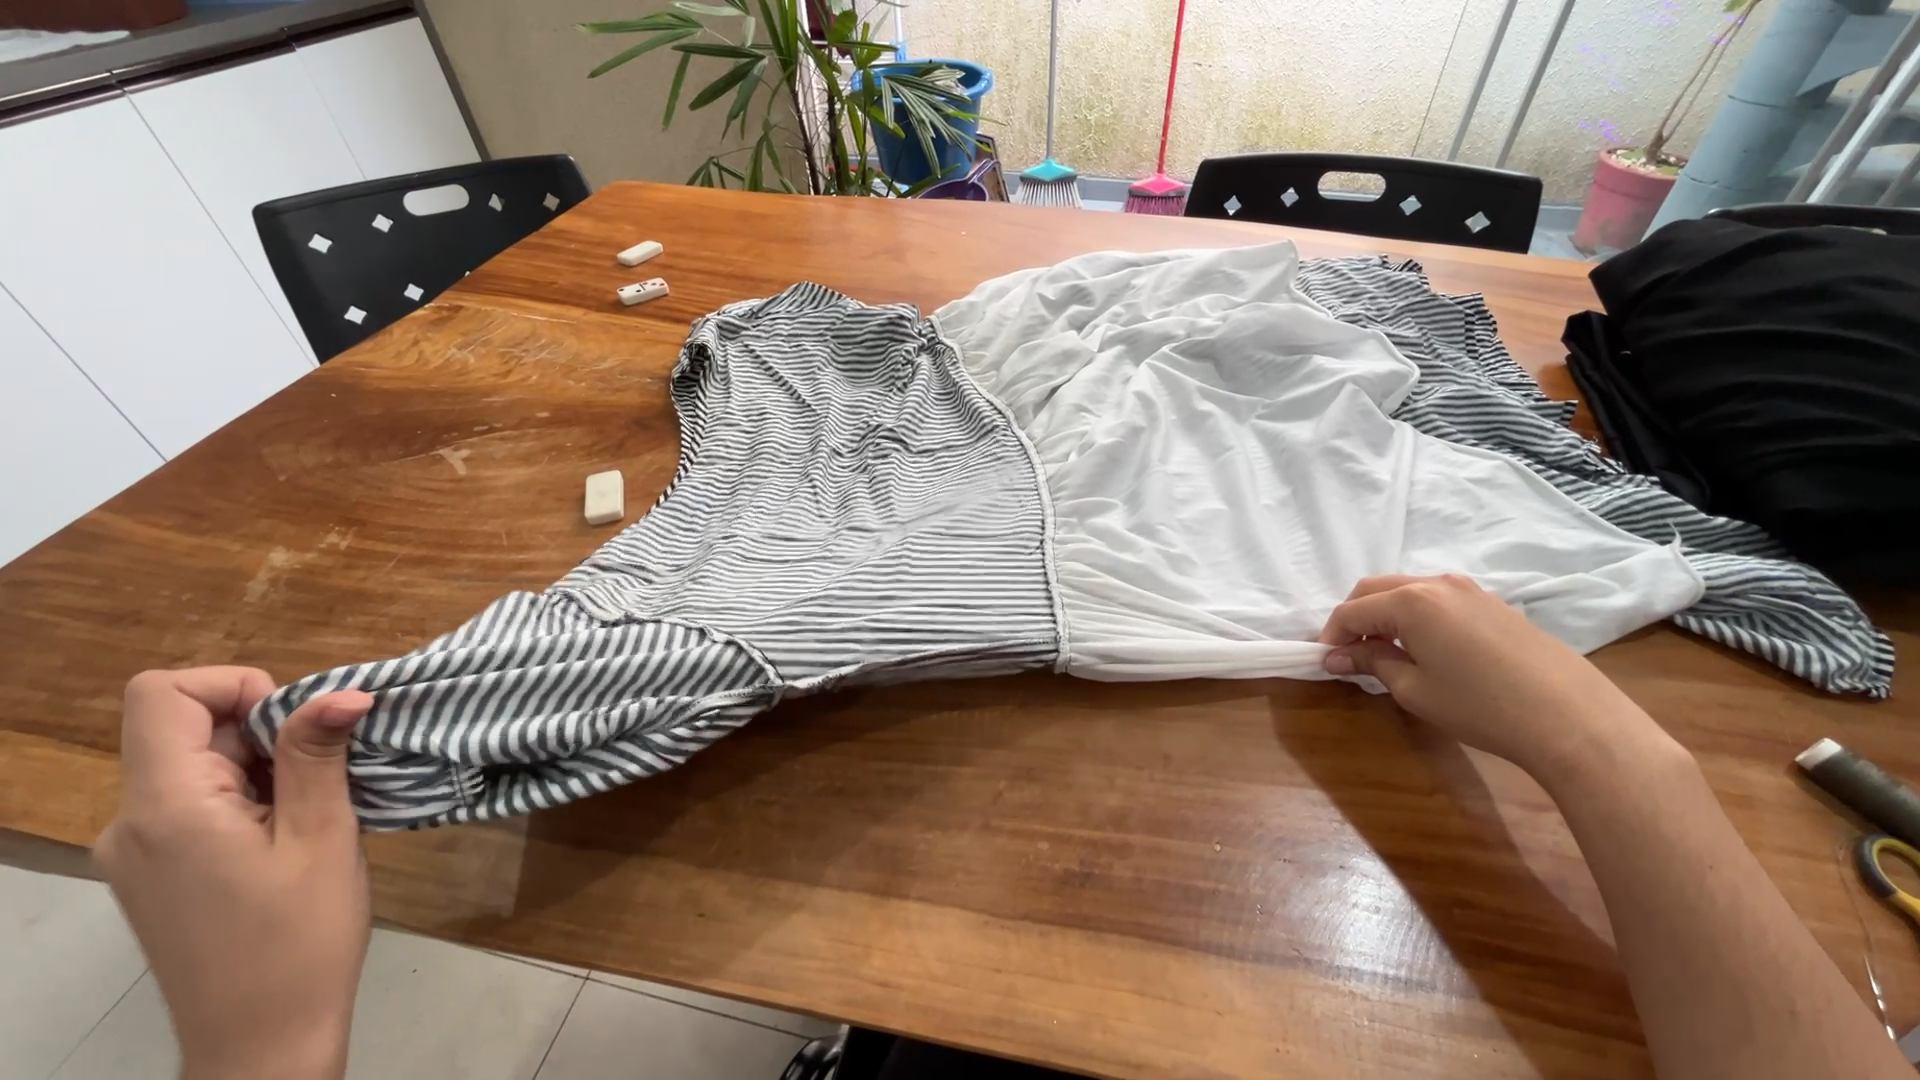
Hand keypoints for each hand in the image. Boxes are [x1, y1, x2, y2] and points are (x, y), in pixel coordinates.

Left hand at [94, 667, 373, 1079]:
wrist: (262, 1037)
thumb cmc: (300, 936)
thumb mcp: (321, 836)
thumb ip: (318, 756)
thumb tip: (344, 691)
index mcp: (166, 807)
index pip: (162, 694)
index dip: (234, 685)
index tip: (297, 721)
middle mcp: (131, 822)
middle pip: (183, 727)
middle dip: (264, 728)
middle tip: (327, 772)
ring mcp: (137, 849)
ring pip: (195, 762)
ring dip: (263, 763)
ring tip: (316, 809)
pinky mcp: (156, 869)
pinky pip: (195, 799)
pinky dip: (249, 793)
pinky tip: (291, 833)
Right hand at [1319, 574, 1680, 783]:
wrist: (1571, 718)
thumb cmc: (1481, 706)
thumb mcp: (1414, 689)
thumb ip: (1372, 663)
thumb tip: (1338, 656)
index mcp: (1410, 601)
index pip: (1352, 611)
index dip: (1332, 636)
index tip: (1325, 662)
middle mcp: (1436, 584)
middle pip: (1375, 589)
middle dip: (1353, 618)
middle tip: (1348, 654)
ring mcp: (1469, 590)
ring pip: (1407, 590)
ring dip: (1384, 614)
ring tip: (1384, 652)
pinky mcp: (1493, 603)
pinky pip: (1437, 599)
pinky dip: (1415, 615)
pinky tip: (1423, 649)